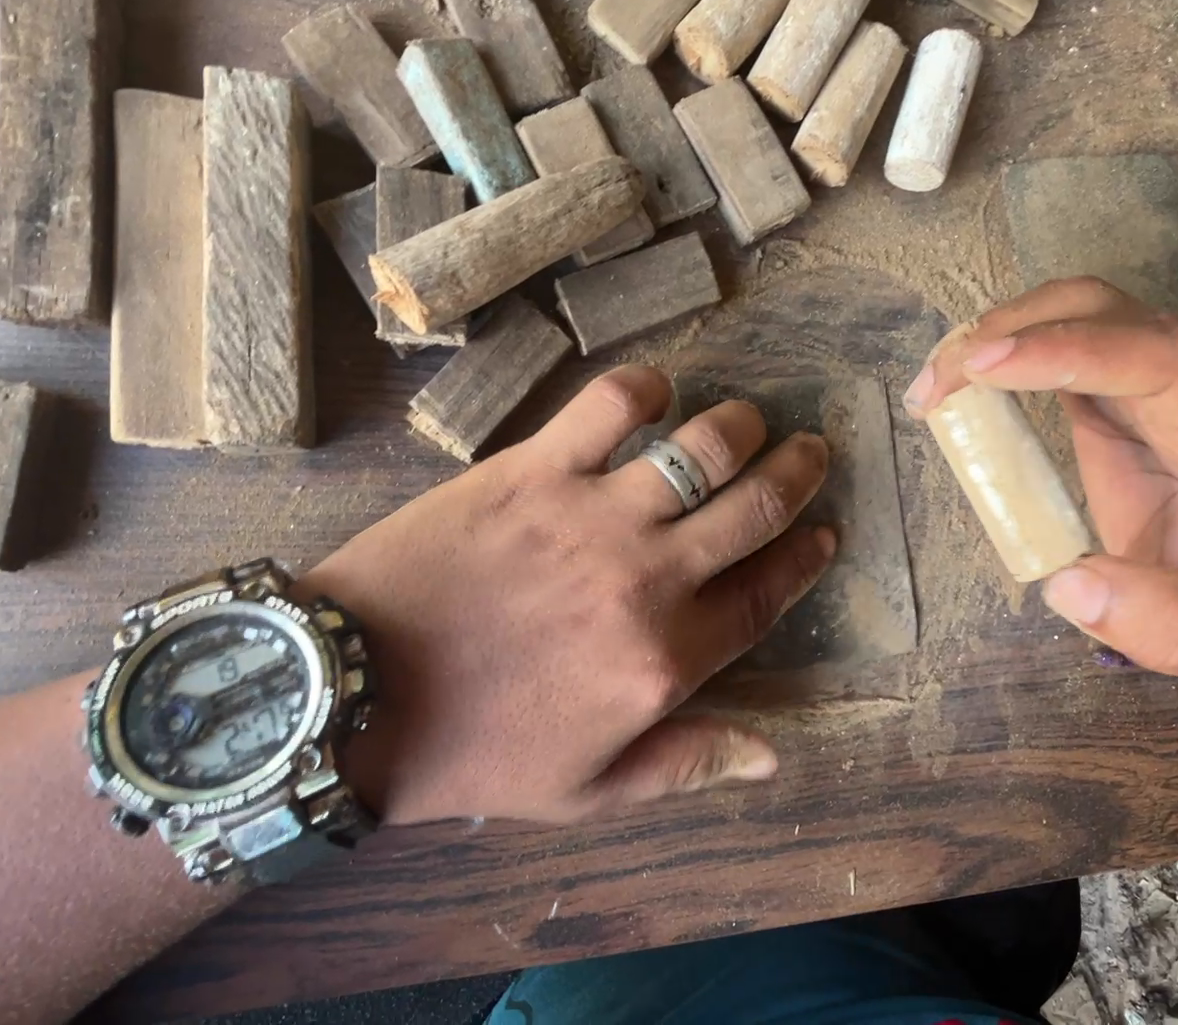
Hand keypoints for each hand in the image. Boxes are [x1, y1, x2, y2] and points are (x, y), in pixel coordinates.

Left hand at [301, 366, 835, 824]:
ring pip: (699, 447)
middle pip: (752, 508)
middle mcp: (646, 579)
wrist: (353, 697)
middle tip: (810, 451)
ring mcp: (590, 516)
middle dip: (797, 472)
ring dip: (740, 425)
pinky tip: (655, 393)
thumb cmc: (475, 750)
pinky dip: (642, 389)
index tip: (823, 532)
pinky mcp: (530, 471)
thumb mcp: (588, 789)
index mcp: (666, 661)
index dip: (803, 558)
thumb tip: (775, 756)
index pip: (765, 594)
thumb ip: (689, 763)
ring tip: (748, 419)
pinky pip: (606, 407)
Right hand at [903, 278, 1177, 684]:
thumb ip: (1163, 624)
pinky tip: (959, 382)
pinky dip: (1004, 349)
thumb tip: (1066, 586)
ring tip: (935, 381)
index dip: (1071, 349)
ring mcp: (1166, 375)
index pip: (1163, 357)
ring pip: (1081, 310)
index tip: (984, 367)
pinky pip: (1062, 338)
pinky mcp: (1122, 384)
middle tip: (939, 380)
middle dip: (1017, 330)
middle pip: (1113, 311)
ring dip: (1001, 331)